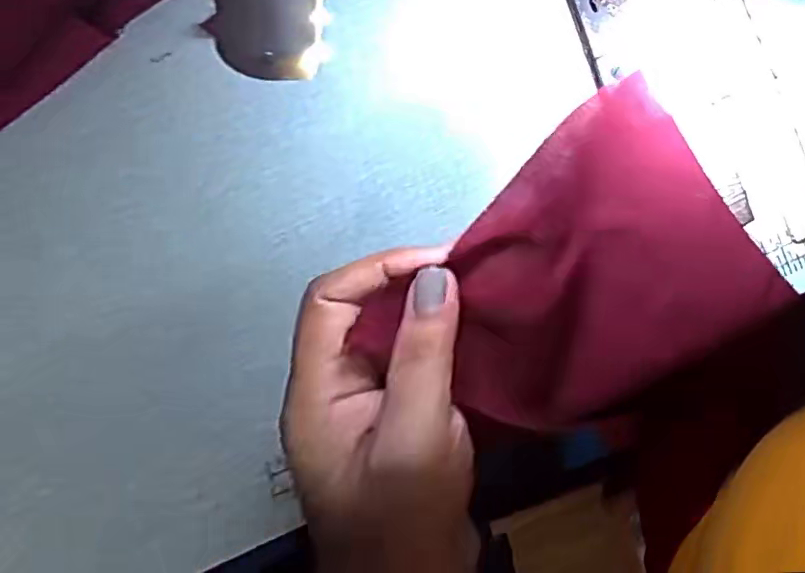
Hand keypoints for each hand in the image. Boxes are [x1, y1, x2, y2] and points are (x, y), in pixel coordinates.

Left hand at [281, 247, 476, 572]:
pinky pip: (418, 340)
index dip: (382, 268)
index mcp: (318, 391)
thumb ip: (423, 354)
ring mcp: (370, 391)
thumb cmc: (404, 507)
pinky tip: (482, 319)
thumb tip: (438, 274)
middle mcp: (337, 382)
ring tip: (485, 286)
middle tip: (476, 269)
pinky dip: (449, 319)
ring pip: (392, 320)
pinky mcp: (403, 396)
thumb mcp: (415, 431)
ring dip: (435, 296)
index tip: (448, 263)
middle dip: (415, 276)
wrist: (412, 566)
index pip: (329, 300)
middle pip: (359, 303)